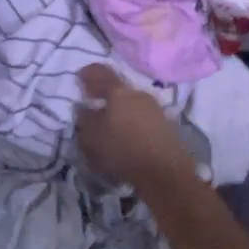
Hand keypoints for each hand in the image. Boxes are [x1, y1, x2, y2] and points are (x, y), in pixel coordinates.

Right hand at [74, 63, 196, 191]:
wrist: (168, 177)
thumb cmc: (123, 150)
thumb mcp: (91, 136)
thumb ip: (84, 118)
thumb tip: (84, 108)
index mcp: (119, 91)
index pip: (100, 71)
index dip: (88, 73)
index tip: (79, 79)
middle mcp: (139, 94)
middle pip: (119, 88)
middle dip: (106, 94)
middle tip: (95, 104)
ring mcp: (157, 110)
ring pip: (133, 103)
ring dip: (121, 110)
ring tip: (112, 124)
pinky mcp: (169, 127)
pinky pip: (145, 117)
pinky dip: (134, 121)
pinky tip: (129, 135)